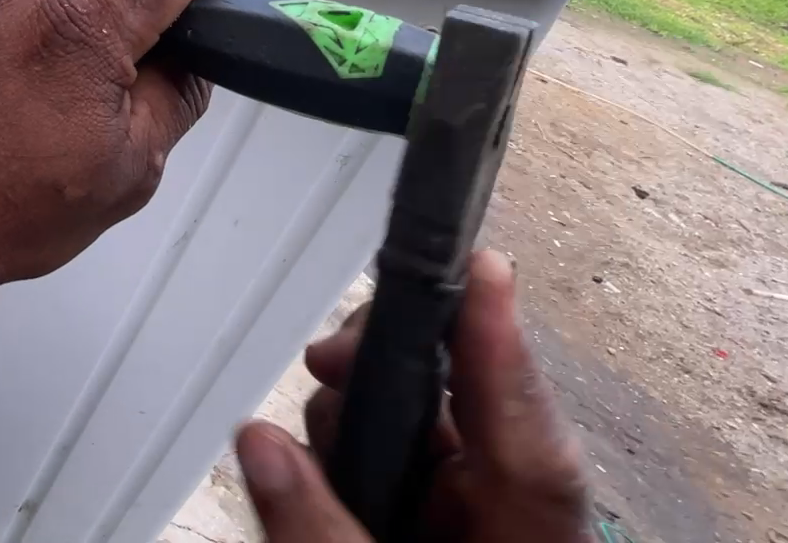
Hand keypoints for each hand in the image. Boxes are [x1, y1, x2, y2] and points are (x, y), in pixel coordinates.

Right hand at [236, 250, 592, 542]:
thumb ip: (316, 535)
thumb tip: (259, 440)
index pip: (528, 449)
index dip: (506, 356)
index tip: (483, 270)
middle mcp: (501, 517)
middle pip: (456, 403)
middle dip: (381, 366)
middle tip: (319, 362)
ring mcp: (462, 507)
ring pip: (407, 416)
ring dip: (347, 411)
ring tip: (308, 465)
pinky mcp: (424, 504)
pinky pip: (382, 441)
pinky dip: (340, 436)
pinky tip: (312, 467)